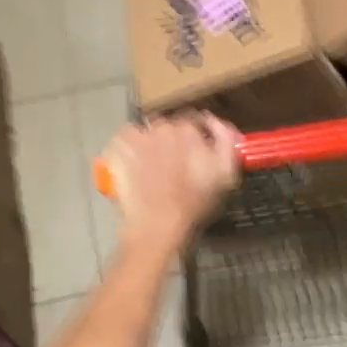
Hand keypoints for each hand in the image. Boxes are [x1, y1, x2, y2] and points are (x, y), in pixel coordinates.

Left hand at [99, 112, 241, 251]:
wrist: (157, 224)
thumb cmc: (193, 204)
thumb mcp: (225, 174)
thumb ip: (226, 142)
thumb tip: (220, 124)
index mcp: (190, 129)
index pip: (195, 122)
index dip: (196, 139)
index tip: (195, 154)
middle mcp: (164, 126)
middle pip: (169, 127)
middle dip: (172, 142)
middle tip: (174, 167)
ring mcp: (139, 135)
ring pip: (147, 132)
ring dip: (150, 145)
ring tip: (152, 169)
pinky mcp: (119, 147)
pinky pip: (124, 140)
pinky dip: (128, 148)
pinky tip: (133, 165)